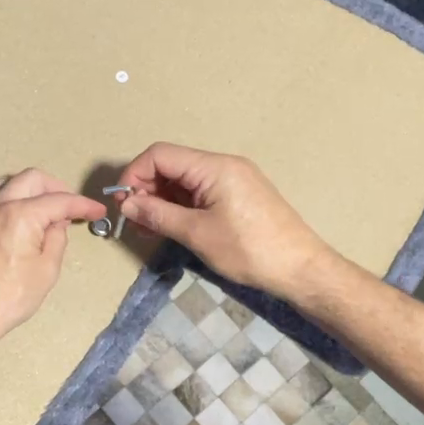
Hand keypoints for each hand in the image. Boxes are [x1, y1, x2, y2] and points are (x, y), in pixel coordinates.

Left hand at [0, 169, 107, 346]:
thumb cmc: (10, 297)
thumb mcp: (47, 270)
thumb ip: (57, 238)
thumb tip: (57, 222)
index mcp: (20, 214)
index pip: (59, 200)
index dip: (83, 204)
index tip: (97, 211)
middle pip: (31, 178)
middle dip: (55, 187)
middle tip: (68, 206)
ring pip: (5, 182)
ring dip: (27, 189)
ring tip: (40, 208)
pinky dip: (1, 198)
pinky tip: (8, 212)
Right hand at [116, 142, 336, 300]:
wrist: (301, 269)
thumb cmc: (249, 250)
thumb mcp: (197, 234)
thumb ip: (158, 214)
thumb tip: (126, 204)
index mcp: (214, 167)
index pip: (160, 155)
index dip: (134, 175)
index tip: (123, 204)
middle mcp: (223, 165)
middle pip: (170, 164)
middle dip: (145, 188)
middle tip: (134, 220)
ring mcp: (232, 179)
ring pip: (183, 179)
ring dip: (160, 200)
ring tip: (148, 228)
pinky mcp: (237, 195)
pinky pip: (198, 191)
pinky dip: (179, 205)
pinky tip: (170, 226)